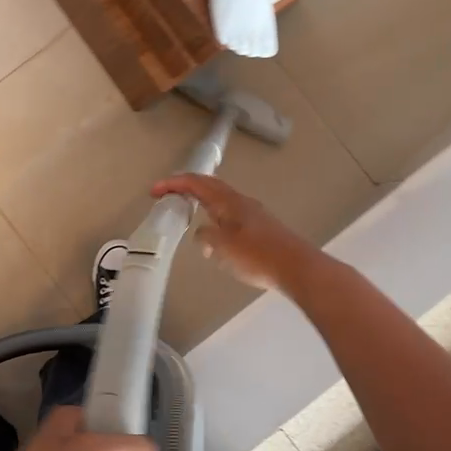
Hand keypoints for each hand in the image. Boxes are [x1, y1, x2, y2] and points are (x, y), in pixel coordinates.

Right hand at [152, 173, 318, 291]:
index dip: (173, 184)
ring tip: (188, 214)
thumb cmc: (256, 255)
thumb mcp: (222, 247)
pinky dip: (214, 216)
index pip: (196, 183)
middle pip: (210, 186)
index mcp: (228, 202)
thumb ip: (206, 237)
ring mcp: (253, 214)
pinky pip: (230, 214)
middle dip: (187, 188)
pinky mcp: (260, 228)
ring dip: (202, 202)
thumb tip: (202, 234)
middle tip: (168, 195)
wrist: (297, 267)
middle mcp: (240, 202)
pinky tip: (214, 235)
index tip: (154, 190)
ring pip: (221, 200)